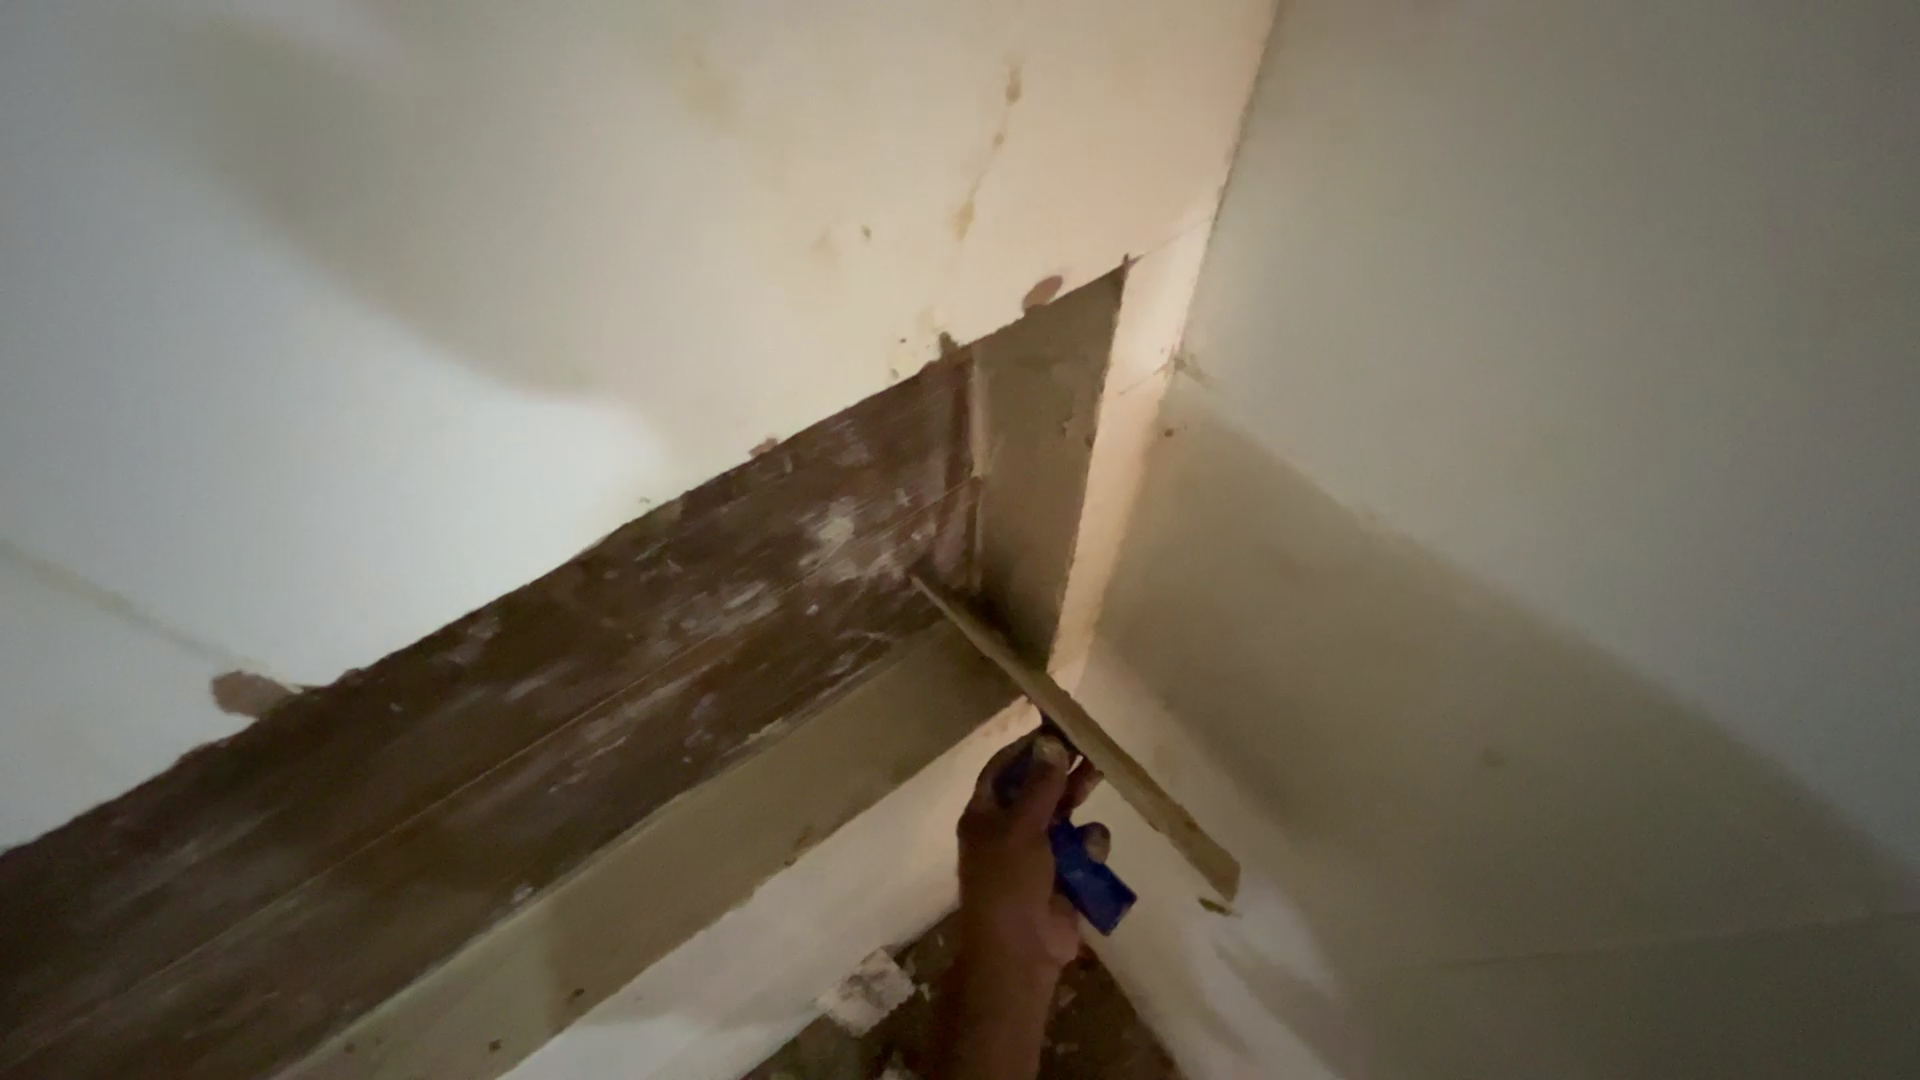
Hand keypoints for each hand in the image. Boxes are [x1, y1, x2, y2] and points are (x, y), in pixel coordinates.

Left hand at [955, 731, 1107, 976]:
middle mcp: (1007, 830)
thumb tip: (1050, 742)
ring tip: (1099, 773)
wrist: (1020, 954)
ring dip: (1077, 799)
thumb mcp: (1021, 828)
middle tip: (1088, 745)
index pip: (1002, 769)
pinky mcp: (1061, 876)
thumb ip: (1039, 786)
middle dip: (1060, 769)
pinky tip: (1091, 849)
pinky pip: (1079, 848)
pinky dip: (1087, 846)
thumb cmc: (1009, 883)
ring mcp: (1035, 854)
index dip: (1026, 748)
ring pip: (1061, 815)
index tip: (1053, 727)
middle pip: (1037, 789)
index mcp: (984, 815)